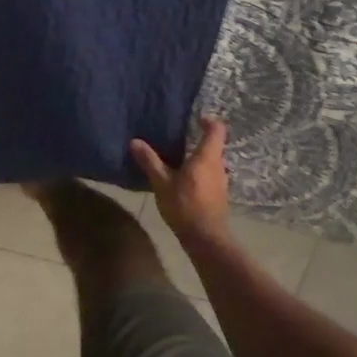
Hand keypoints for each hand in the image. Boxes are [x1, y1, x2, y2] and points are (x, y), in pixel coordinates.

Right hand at [130, 117, 231, 244]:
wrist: (206, 237)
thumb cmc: (184, 205)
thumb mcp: (162, 182)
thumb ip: (150, 161)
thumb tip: (135, 142)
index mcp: (207, 158)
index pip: (216, 130)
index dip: (208, 121)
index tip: (196, 118)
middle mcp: (219, 166)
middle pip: (214, 146)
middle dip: (198, 141)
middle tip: (178, 140)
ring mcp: (221, 181)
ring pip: (211, 162)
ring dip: (198, 159)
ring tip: (177, 160)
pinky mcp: (219, 195)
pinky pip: (210, 176)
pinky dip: (199, 173)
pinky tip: (183, 181)